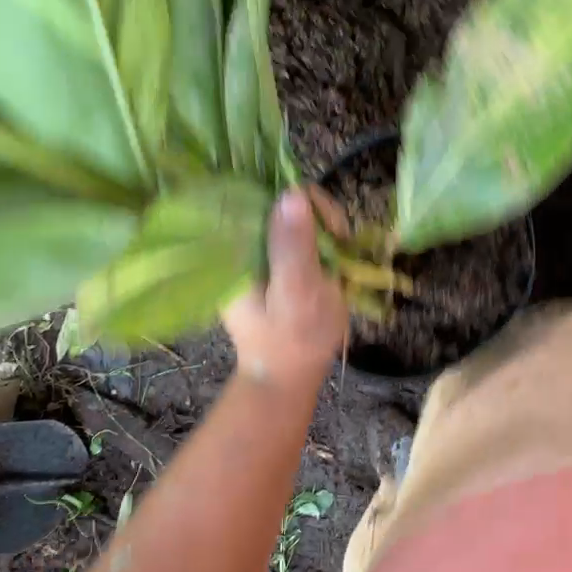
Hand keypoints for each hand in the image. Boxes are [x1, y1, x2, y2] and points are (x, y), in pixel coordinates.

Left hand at [222, 189, 347, 389]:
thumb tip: (293, 193)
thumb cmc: (293, 341)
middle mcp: (240, 242)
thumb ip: (294, 246)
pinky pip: (298, 234)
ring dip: (323, 231)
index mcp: (234, 247)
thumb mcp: (297, 294)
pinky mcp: (272, 260)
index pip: (267, 195)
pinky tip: (330, 263)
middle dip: (318, 218)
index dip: (305, 204)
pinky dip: (320, 242)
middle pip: (282, 202)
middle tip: (338, 250)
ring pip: (295, 216)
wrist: (287, 378)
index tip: (331, 230)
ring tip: (337, 261)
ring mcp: (256, 251)